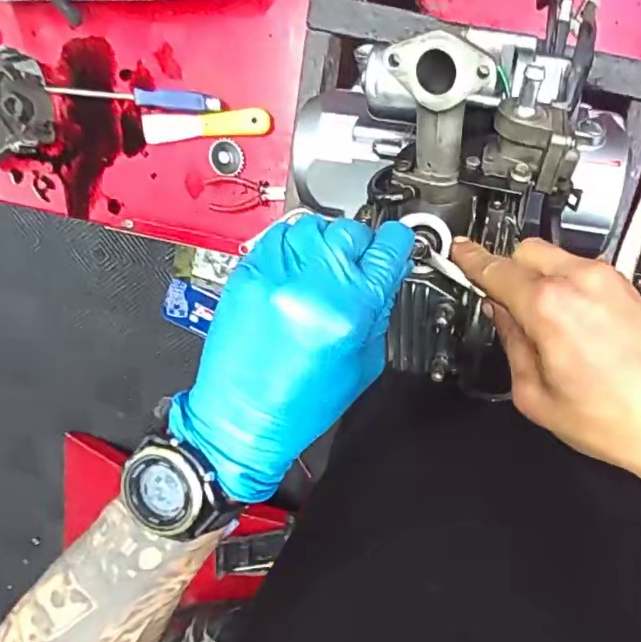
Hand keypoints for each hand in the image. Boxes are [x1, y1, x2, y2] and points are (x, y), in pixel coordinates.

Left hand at [172, 216, 414, 501]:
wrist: (243, 416)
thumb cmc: (300, 404)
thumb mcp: (364, 363)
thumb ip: (380, 312)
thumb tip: (387, 276)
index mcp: (350, 309)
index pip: (387, 248)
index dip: (398, 244)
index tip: (397, 245)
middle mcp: (313, 283)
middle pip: (352, 230)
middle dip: (362, 246)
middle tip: (359, 266)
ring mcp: (277, 273)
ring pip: (315, 225)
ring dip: (326, 242)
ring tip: (325, 268)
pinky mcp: (248, 271)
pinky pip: (280, 234)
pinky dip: (294, 244)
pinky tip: (298, 267)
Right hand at [451, 238, 640, 519]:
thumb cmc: (625, 422)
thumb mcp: (539, 397)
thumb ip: (512, 345)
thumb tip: (503, 319)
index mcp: (551, 306)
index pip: (496, 267)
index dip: (470, 260)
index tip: (460, 254)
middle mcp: (584, 282)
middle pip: (525, 252)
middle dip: (507, 273)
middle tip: (499, 306)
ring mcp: (612, 283)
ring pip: (556, 260)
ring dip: (539, 282)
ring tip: (541, 329)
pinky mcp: (631, 292)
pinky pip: (584, 275)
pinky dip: (566, 290)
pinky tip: (570, 330)